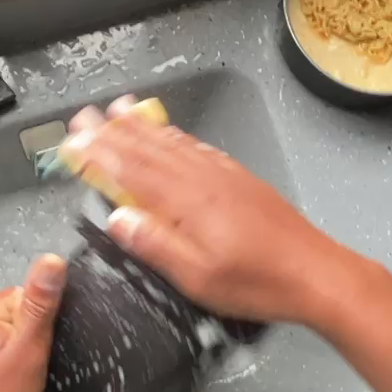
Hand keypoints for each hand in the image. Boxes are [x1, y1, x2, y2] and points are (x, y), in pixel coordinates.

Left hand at [0, 254, 66, 391]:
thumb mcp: (27, 350)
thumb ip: (40, 303)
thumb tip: (51, 259)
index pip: (20, 298)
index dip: (34, 327)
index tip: (29, 355)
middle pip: (11, 312)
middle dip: (23, 338)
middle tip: (20, 370)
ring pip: (2, 329)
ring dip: (13, 350)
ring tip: (9, 378)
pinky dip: (0, 360)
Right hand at [61, 97, 379, 327]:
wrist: (317, 273)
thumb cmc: (258, 282)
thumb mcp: (198, 277)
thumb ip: (155, 245)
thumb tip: (118, 220)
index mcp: (187, 202)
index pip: (131, 171)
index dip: (99, 153)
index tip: (74, 139)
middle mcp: (202, 180)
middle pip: (148, 149)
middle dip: (113, 131)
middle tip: (87, 114)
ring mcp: (223, 175)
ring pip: (173, 144)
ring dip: (142, 127)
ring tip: (121, 109)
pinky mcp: (239, 179)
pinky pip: (199, 149)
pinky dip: (177, 137)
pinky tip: (172, 135)